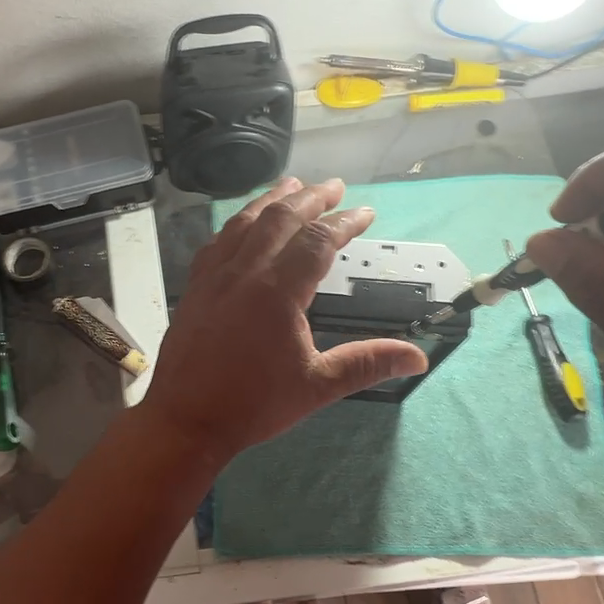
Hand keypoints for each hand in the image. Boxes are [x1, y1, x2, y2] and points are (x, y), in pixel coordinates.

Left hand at [141, 178, 428, 455]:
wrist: (185, 419)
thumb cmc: (253, 404)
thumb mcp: (317, 386)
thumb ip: (366, 363)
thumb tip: (418, 356)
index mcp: (278, 291)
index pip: (317, 242)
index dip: (344, 222)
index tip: (366, 211)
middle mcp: (244, 273)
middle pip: (279, 219)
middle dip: (309, 198)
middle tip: (333, 185)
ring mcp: (213, 277)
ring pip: (243, 223)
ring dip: (270, 200)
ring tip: (290, 184)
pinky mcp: (193, 288)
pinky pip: (217, 242)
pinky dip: (236, 224)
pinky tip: (241, 224)